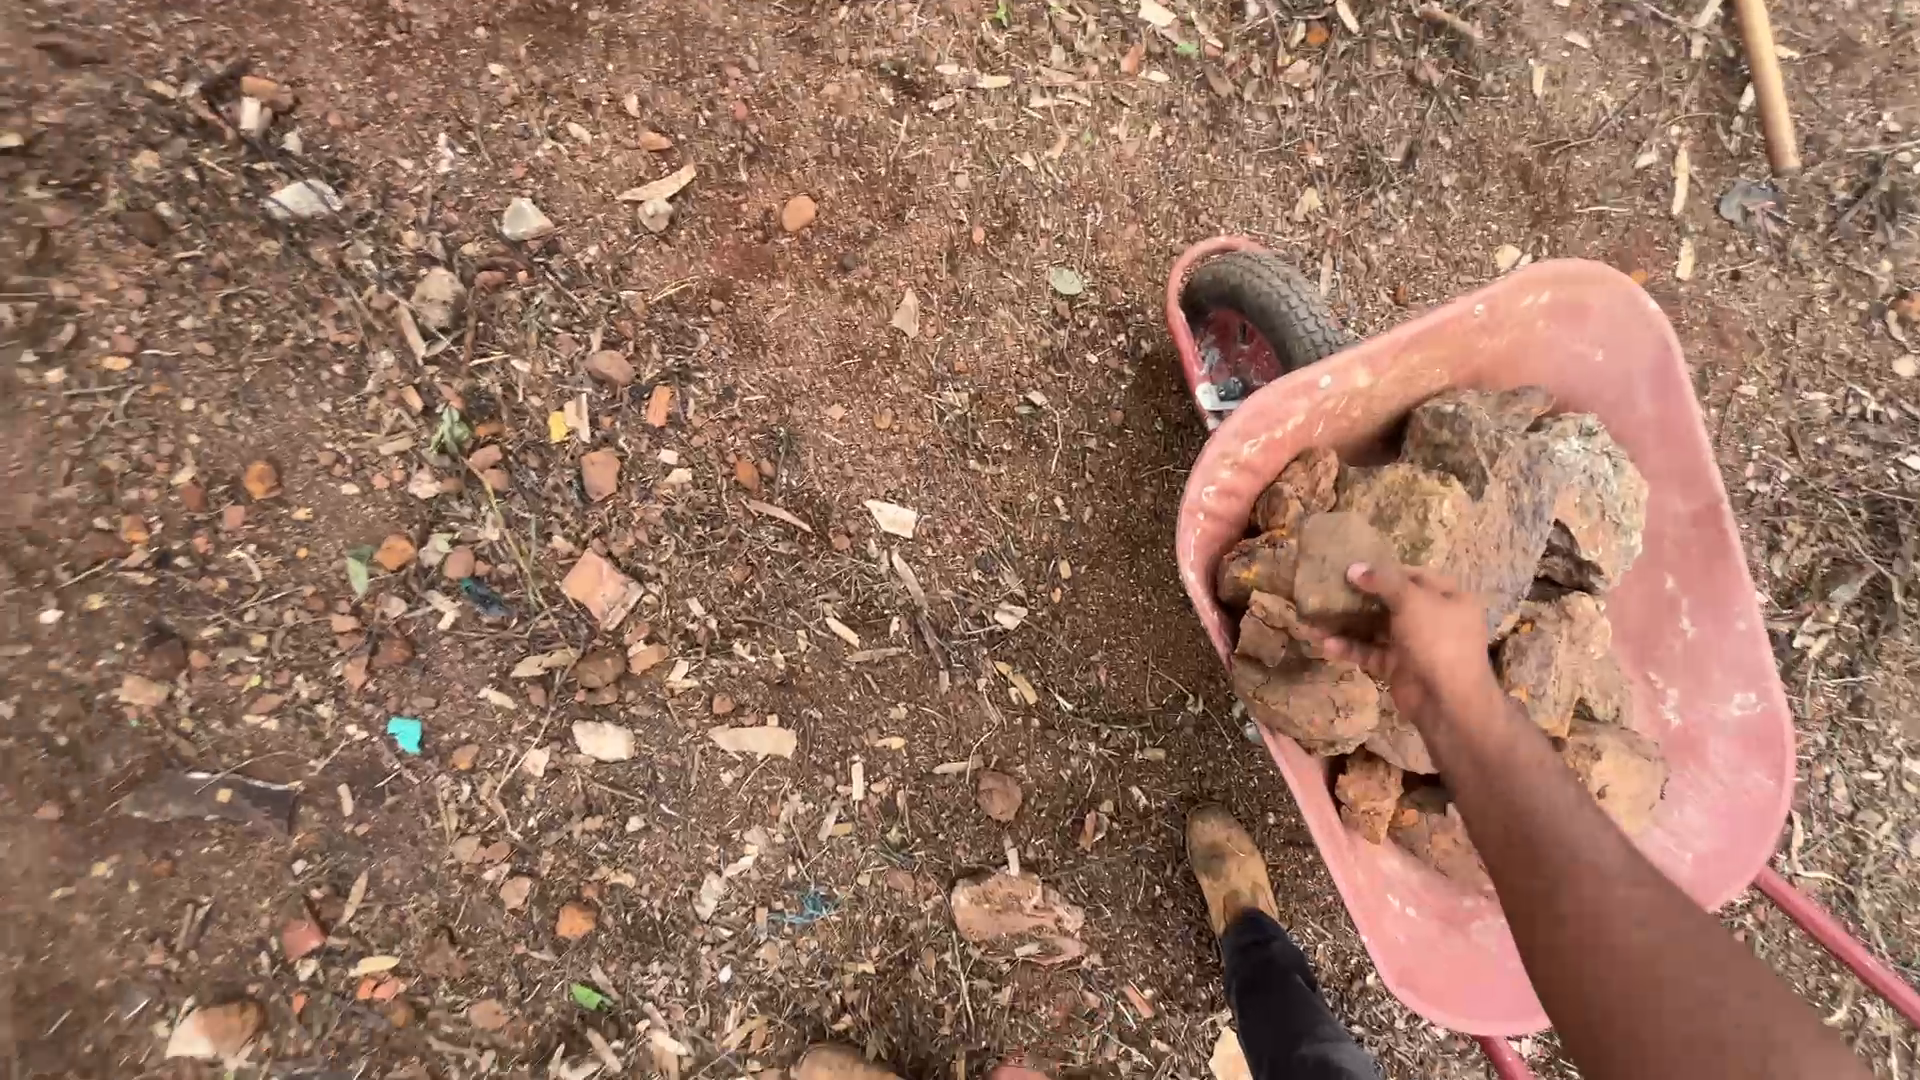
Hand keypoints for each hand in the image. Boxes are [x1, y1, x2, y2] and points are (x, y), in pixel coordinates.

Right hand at [1314, 562, 1504, 735]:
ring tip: (1315, 620)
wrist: (1448, 701)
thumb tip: (1353, 567)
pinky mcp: (1397, 666)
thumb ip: (1383, 581)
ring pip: (1375, 628)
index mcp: (1449, 598)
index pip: (1414, 576)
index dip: (1385, 571)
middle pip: (1390, 602)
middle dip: (1358, 598)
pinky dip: (1349, 648)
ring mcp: (1414, 644)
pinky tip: (1326, 644)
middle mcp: (1433, 619)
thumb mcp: (1413, 601)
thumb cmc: (1437, 640)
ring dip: (1347, 624)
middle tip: (1328, 590)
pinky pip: (1370, 652)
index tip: (1353, 568)